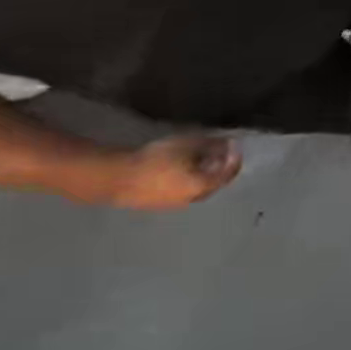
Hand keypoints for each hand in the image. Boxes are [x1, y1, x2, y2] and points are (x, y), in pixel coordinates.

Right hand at [102, 135, 241, 210]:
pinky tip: (182, 169)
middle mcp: (189, 201)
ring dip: (204, 175)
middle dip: (220, 169)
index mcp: (201, 187)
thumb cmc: (157, 159)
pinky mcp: (155, 204)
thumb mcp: (189, 144)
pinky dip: (188, 180)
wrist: (115, 178)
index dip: (234, 160)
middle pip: (213, 185)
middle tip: (221, 153)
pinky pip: (180, 192)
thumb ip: (211, 145)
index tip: (235, 146)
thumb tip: (227, 145)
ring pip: (196, 190)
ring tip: (202, 158)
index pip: (227, 175)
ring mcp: (170, 205)